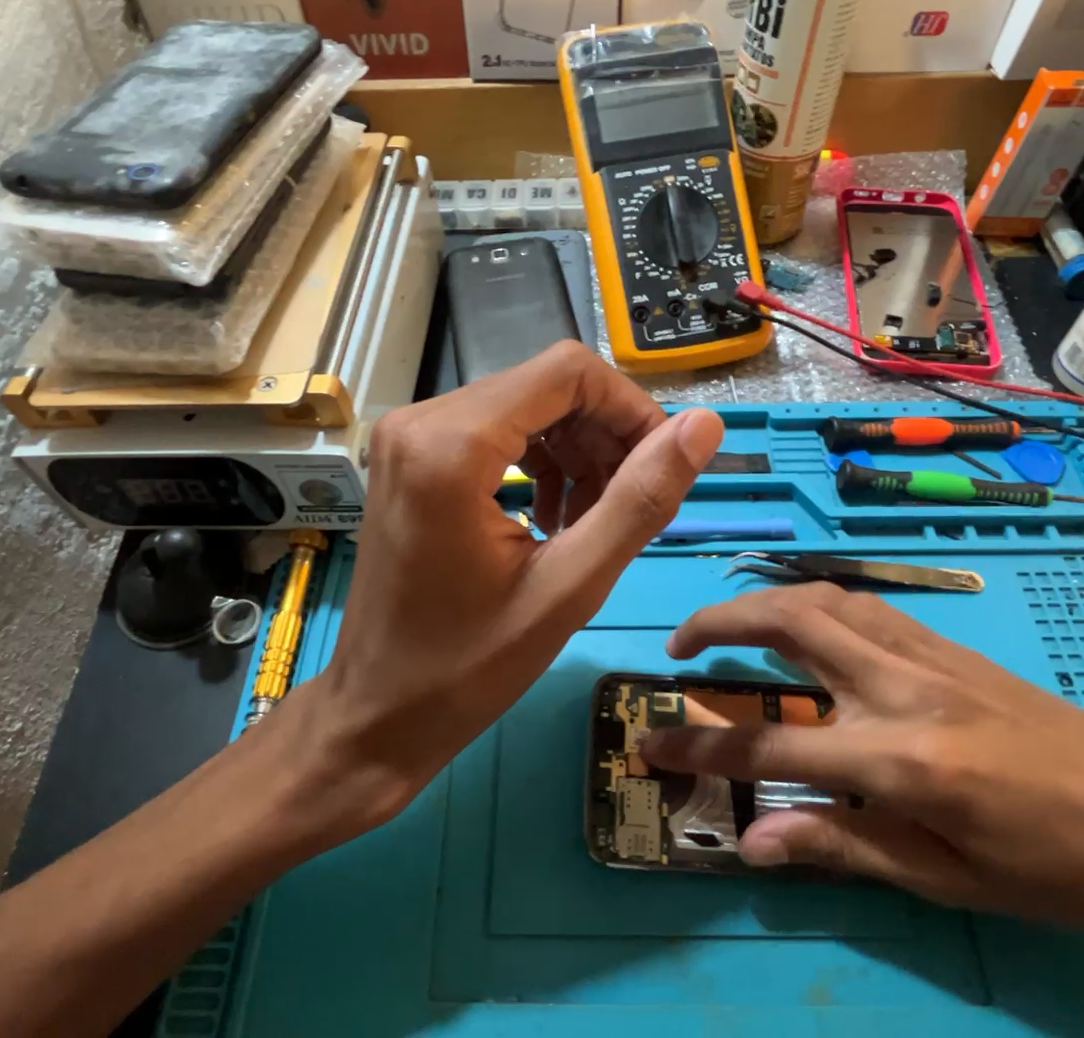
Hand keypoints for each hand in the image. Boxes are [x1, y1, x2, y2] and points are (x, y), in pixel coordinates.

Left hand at [270, 343, 723, 839]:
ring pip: (524, 407)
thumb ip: (638, 500)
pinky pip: (493, 432)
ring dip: (576, 452)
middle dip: (605, 436)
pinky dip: (538, 463)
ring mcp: (409, 438)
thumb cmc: (470, 666)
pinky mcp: (410, 460)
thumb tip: (703, 427)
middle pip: (546, 386)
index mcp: (452, 445)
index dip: (631, 409)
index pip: (568, 372)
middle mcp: (421, 420)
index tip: (663, 468)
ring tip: (596, 520)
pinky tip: (555, 519)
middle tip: (635, 504)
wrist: (380, 712)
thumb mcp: (570, 587)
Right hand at [639, 583, 1083, 935]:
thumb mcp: (945, 880)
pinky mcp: (955, 647)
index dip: (701, 747)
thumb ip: (840, 845)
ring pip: (829, 597)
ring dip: (766, 600)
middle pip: (792, 622)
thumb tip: (752, 843)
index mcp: (904, 760)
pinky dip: (816, 605)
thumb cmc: (1059, 872)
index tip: (651, 748)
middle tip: (680, 645)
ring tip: (730, 625)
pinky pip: (868, 606)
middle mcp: (908, 689)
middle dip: (721, 621)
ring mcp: (934, 657)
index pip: (772, 745)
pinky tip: (806, 628)